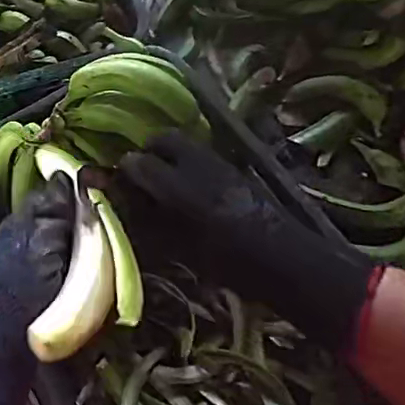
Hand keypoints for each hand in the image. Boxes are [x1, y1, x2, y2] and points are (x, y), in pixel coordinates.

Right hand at [117, 134, 382, 355]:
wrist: (288, 261)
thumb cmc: (232, 264)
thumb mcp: (182, 249)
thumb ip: (150, 221)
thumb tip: (124, 203)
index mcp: (182, 188)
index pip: (139, 163)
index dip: (124, 169)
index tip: (116, 182)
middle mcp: (200, 165)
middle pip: (163, 140)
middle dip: (148, 152)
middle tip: (141, 176)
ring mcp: (221, 162)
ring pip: (184, 143)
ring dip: (169, 154)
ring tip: (164, 181)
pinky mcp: (237, 168)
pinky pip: (203, 154)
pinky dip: (189, 162)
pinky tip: (190, 187)